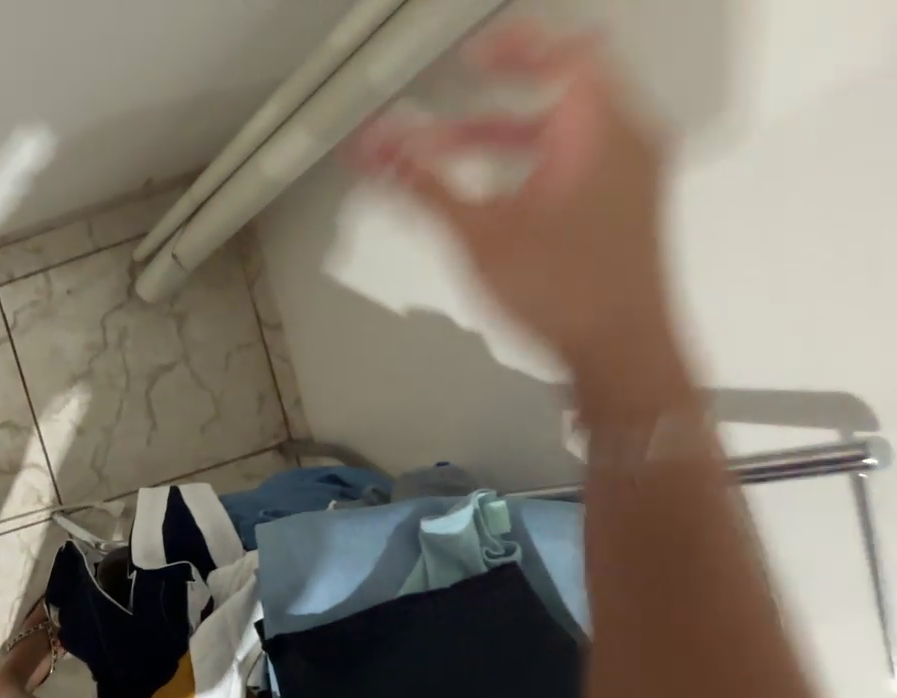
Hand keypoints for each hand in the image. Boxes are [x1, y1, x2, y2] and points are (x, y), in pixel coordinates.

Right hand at [349, 23, 679, 382]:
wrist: (619, 348)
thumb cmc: (564, 291)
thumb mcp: (476, 234)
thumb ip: (420, 185)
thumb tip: (373, 150)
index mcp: (600, 131)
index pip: (565, 55)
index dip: (515, 46)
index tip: (471, 55)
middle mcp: (624, 142)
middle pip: (555, 96)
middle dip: (484, 109)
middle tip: (437, 123)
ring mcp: (626, 175)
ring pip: (558, 134)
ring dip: (496, 143)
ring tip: (441, 166)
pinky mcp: (617, 207)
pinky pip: (569, 164)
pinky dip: (520, 168)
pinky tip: (481, 202)